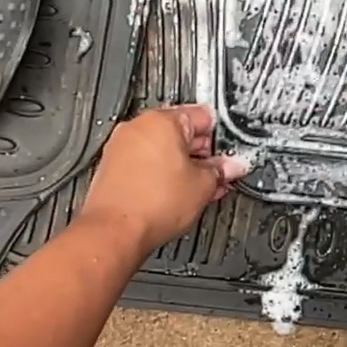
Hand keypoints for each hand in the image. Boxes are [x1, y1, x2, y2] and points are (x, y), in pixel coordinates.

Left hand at [77, 105, 248, 258]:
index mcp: (163, 120)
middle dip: (203, 153)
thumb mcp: (204, 185)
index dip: (223, 137)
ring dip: (184, 165)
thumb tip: (232, 166)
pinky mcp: (114, 166)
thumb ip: (222, 170)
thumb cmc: (151, 204)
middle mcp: (139, 127)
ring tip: (199, 188)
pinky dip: (163, 174)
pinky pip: (147, 162)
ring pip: (164, 149)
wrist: (116, 230)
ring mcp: (122, 146)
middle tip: (219, 173)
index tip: (230, 154)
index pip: (204, 116)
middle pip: (182, 131)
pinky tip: (177, 193)